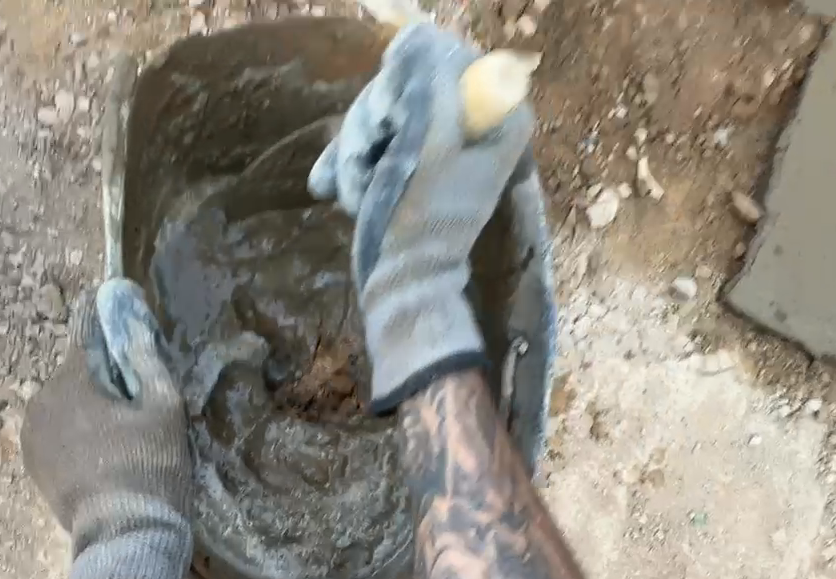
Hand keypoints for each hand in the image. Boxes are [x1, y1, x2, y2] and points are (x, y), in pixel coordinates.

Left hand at [25, 279, 193, 578]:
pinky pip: (58, 439)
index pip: (89, 342)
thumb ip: (146, 357)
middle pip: (77, 379)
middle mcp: (39, 402)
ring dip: (89, 418)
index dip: (117, 350)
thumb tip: (130, 312)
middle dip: (103, 389)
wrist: (125, 537)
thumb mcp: (164, 409)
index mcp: (69, 381)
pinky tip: (103, 465)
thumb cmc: (150, 469)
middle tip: (137, 419)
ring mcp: (31, 438)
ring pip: (66, 411)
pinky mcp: (33, 468)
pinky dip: (77, 444)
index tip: (138, 369)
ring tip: (122, 446)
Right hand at [308, 23, 535, 412]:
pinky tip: (338, 193)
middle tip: (363, 164)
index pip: (442, 58)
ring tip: (352, 195)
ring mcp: (435, 148)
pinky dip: (350, 168)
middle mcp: (472, 125)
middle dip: (370, 126)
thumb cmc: (419, 224)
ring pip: (379, 115)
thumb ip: (429, 83)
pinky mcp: (406, 169)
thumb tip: (416, 35)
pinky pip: (371, 145)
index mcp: (496, 115)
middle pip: (404, 85)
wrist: (402, 286)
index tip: (388, 119)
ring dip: (354, 154)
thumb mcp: (428, 147)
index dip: (403, 85)